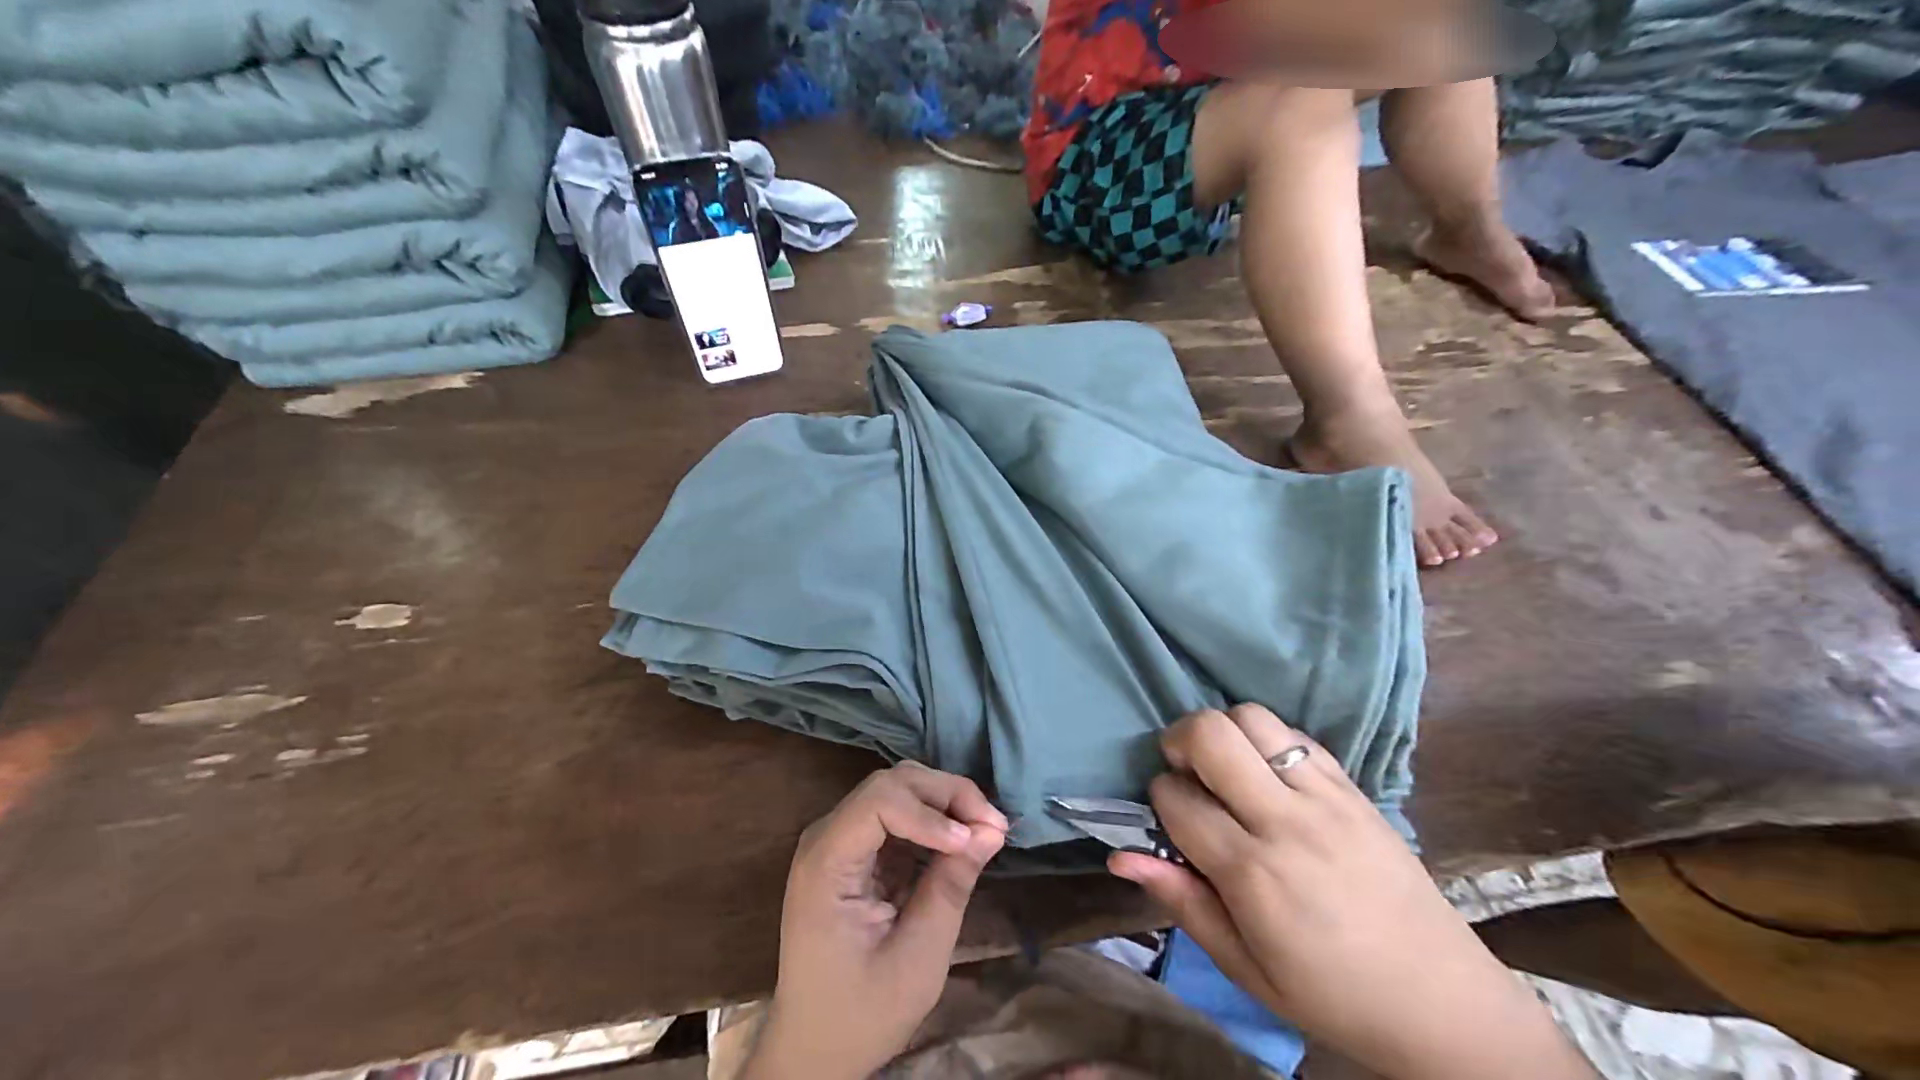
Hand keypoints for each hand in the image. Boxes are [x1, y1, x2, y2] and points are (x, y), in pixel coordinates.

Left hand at [743, 763, 1007, 1079]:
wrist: (815, 1048)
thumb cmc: (862, 1013)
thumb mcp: (917, 958)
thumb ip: (951, 886)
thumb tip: (992, 830)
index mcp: (825, 863)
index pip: (879, 801)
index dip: (931, 811)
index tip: (972, 841)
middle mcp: (825, 838)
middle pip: (890, 784)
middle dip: (946, 795)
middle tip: (993, 825)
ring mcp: (837, 841)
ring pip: (896, 790)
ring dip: (944, 802)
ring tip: (984, 829)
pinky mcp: (854, 851)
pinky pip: (896, 815)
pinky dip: (934, 820)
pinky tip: (961, 840)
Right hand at [1110, 706, 1594, 1079]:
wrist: (1443, 1002)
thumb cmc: (1331, 994)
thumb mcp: (1244, 965)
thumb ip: (1182, 900)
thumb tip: (1119, 855)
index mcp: (1253, 872)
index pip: (1177, 798)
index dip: (1159, 799)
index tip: (1168, 818)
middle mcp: (1287, 821)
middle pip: (1211, 733)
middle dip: (1179, 740)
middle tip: (1183, 770)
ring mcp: (1326, 797)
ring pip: (1253, 717)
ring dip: (1225, 732)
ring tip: (1226, 768)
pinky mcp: (1355, 788)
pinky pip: (1297, 735)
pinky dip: (1268, 741)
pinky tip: (1270, 776)